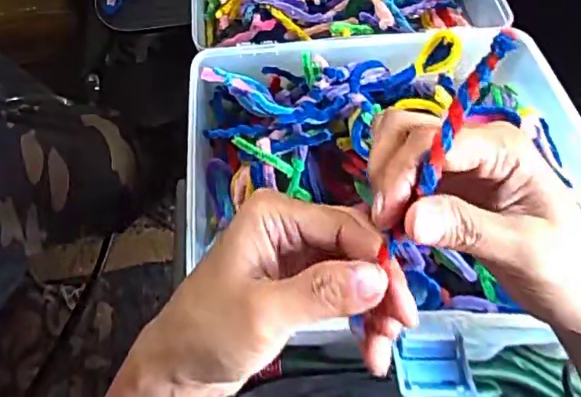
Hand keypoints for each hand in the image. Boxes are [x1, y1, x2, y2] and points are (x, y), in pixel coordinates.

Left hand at [111, 191, 394, 395]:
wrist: (177, 366)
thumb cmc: (208, 330)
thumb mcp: (265, 313)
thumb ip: (321, 293)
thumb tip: (376, 276)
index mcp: (273, 214)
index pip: (341, 223)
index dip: (377, 258)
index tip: (403, 302)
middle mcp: (286, 225)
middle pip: (352, 245)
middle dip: (380, 285)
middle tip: (401, 327)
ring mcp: (293, 254)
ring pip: (352, 270)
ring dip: (374, 306)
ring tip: (383, 348)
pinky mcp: (297, 283)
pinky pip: (341, 292)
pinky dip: (360, 317)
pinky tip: (370, 347)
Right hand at [362, 112, 580, 364]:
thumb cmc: (572, 272)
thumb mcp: (526, 252)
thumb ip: (467, 228)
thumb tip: (410, 219)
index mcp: (501, 144)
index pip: (434, 140)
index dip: (403, 171)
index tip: (388, 215)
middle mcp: (473, 140)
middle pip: (407, 129)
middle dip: (387, 170)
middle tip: (383, 220)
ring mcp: (457, 158)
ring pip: (397, 141)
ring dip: (383, 175)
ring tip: (387, 221)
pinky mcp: (444, 180)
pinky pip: (402, 168)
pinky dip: (388, 189)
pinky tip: (394, 221)